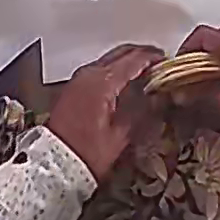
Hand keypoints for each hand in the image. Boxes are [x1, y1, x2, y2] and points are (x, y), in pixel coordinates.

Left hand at [46, 44, 164, 181]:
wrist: (51, 166)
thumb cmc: (87, 153)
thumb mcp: (121, 135)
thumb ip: (143, 109)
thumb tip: (161, 95)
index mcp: (102, 81)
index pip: (134, 59)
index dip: (154, 58)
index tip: (168, 61)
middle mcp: (89, 73)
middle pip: (121, 52)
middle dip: (142, 55)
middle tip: (160, 65)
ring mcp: (79, 78)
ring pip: (110, 59)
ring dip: (129, 62)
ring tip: (147, 74)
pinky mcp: (74, 86)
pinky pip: (100, 68)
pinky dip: (116, 70)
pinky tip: (127, 83)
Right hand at [178, 25, 219, 143]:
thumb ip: (200, 89)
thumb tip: (182, 90)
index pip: (208, 35)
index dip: (188, 46)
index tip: (178, 62)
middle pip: (219, 36)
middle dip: (200, 50)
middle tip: (187, 68)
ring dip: (213, 57)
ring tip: (198, 77)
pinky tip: (216, 81)